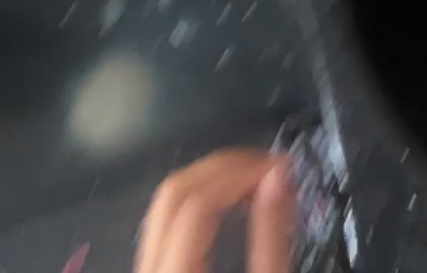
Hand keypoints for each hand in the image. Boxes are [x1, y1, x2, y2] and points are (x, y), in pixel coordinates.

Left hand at [137, 149, 294, 272]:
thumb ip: (272, 234)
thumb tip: (280, 171)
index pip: (199, 205)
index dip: (241, 174)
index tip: (281, 166)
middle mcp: (148, 267)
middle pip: (174, 193)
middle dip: (225, 167)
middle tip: (269, 164)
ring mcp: (145, 266)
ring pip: (167, 200)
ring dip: (215, 177)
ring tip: (258, 178)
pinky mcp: (154, 266)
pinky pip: (169, 217)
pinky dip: (204, 196)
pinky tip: (236, 198)